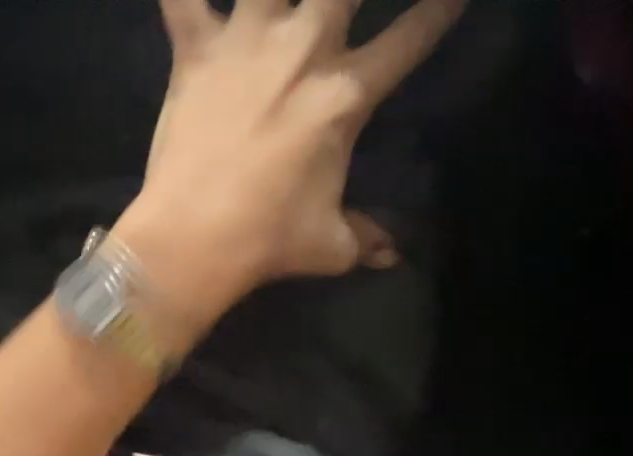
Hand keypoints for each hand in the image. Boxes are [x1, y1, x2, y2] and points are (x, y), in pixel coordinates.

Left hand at [115, 0, 465, 322]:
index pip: (409, 39)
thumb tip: (392, 254)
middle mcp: (302, 50)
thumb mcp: (332, 247)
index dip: (438, 8)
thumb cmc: (270, 241)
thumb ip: (366, 238)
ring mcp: (244, 40)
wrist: (194, 238)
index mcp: (345, 96)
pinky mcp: (193, 48)